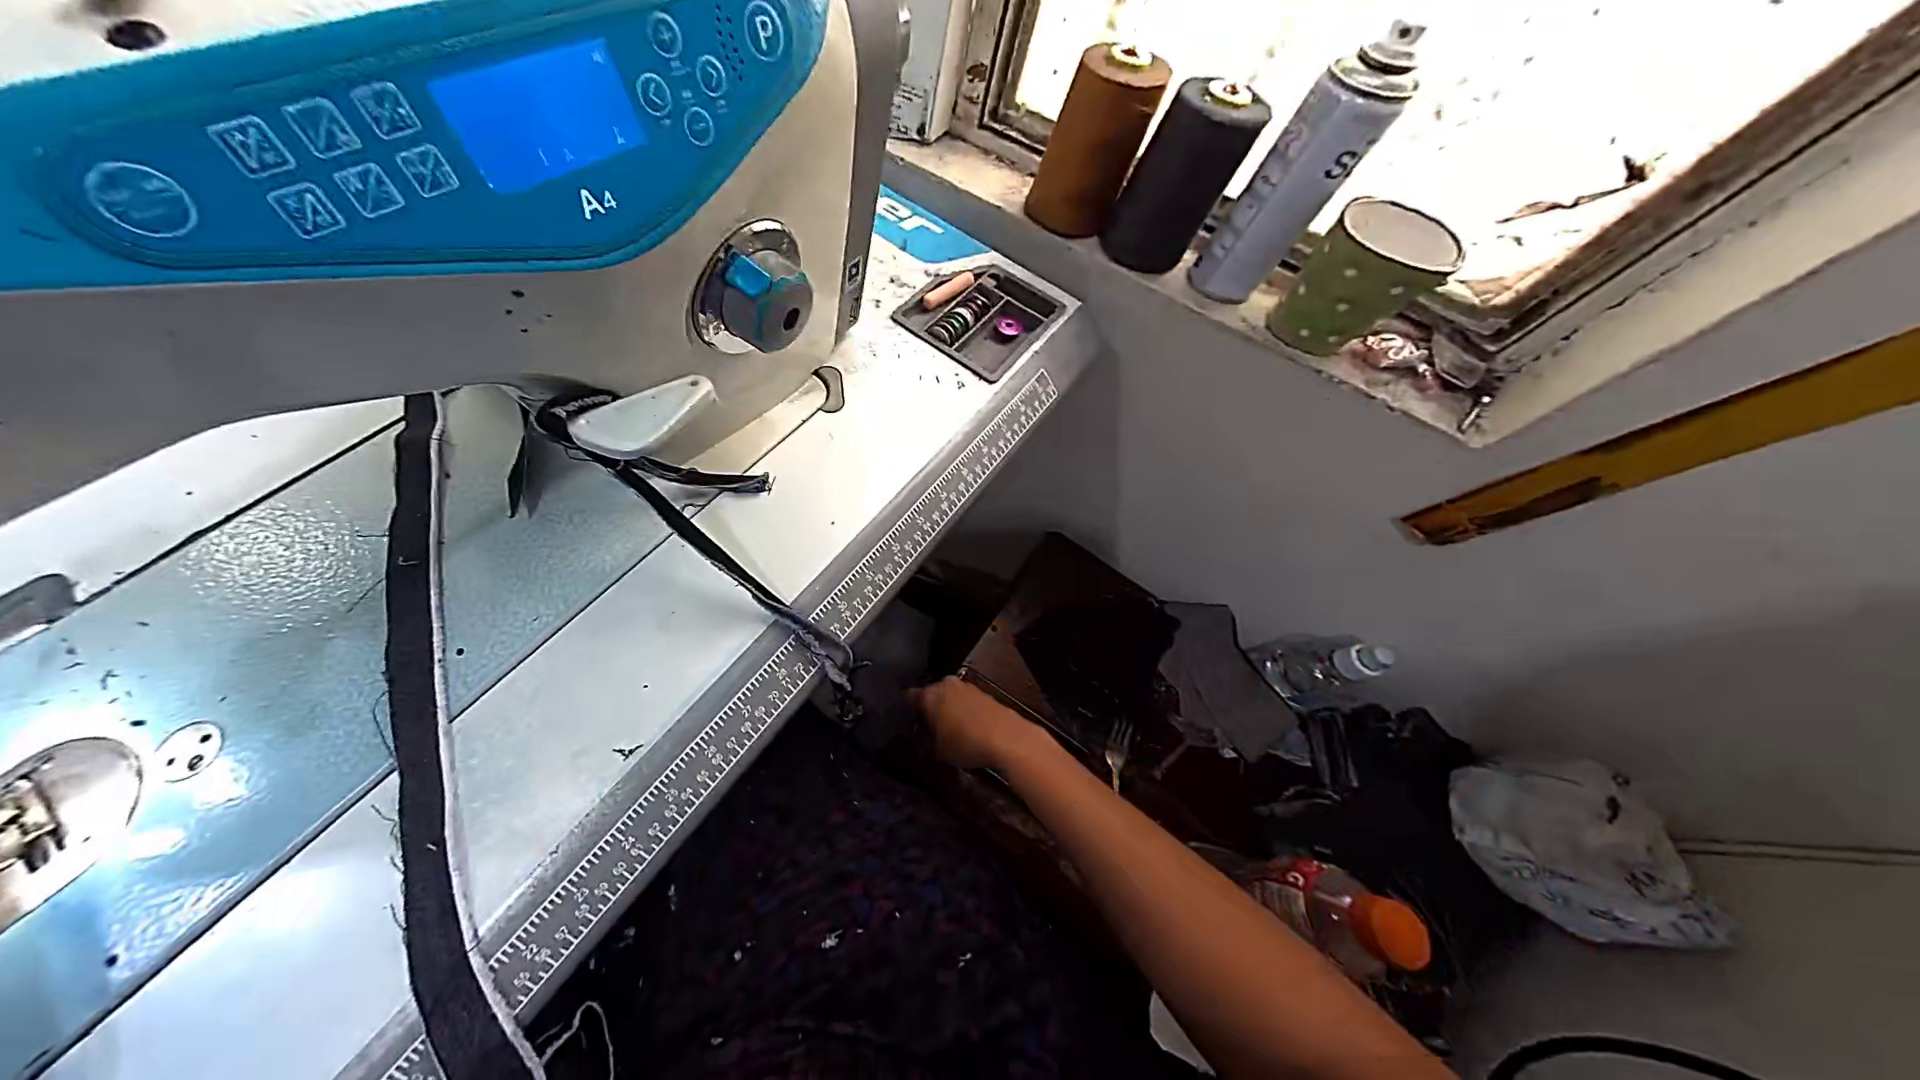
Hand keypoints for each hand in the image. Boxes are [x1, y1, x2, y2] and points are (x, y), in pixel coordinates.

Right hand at [907, 676, 1040, 769]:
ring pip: (950, 696)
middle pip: (931, 694)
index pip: (908, 697)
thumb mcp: (938, 750)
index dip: (906, 710)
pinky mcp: (984, 693)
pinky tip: (968, 727)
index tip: (905, 721)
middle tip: (927, 727)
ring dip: (948, 709)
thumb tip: (926, 737)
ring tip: (949, 729)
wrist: (1008, 737)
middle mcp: (946, 684)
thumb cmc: (966, 743)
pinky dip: (965, 711)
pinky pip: (966, 701)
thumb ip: (928, 739)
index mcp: (929, 695)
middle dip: (929, 708)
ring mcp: (967, 686)